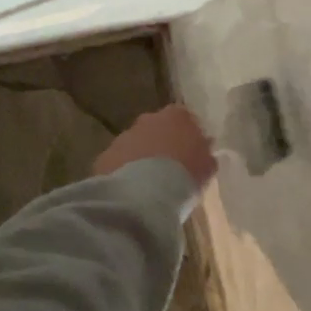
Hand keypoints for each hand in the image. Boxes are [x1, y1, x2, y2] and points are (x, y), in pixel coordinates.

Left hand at [93, 104, 216, 188]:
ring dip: (141, 158)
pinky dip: (124, 173)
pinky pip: (118, 163)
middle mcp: (149, 119)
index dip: (188, 136)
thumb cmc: (183, 175)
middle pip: (157, 128)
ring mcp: (124, 136)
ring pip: (136, 145)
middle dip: (162, 144)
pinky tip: (130, 192)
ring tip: (148, 184)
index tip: (191, 154)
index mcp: (177, 116)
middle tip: (169, 168)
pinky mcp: (105, 156)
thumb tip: (204, 151)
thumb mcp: (206, 166)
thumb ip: (205, 154)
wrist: (143, 194)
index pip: (185, 118)